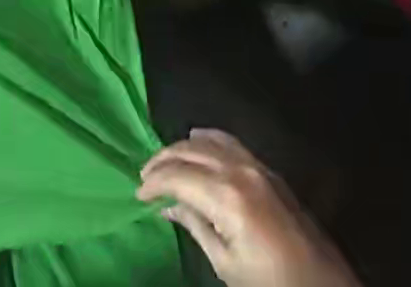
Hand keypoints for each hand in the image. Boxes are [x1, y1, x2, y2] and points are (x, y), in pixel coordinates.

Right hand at [138, 129, 360, 286]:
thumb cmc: (272, 286)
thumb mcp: (227, 266)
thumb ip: (196, 227)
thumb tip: (169, 206)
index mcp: (227, 196)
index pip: (178, 176)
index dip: (154, 182)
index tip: (138, 195)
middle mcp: (239, 170)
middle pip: (190, 151)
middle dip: (163, 160)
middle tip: (144, 176)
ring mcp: (257, 165)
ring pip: (209, 140)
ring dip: (182, 148)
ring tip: (164, 162)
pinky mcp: (268, 169)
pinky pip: (230, 142)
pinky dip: (208, 139)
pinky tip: (197, 142)